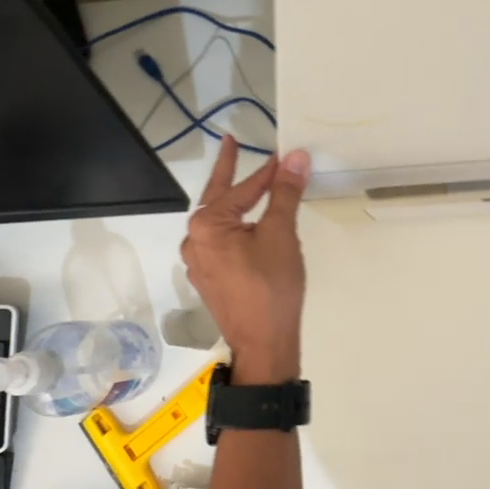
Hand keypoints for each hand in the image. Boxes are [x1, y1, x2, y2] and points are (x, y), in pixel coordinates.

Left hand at [180, 136, 311, 382]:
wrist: (263, 344)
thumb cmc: (271, 286)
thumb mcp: (281, 234)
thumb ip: (285, 193)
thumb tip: (295, 156)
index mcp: (207, 225)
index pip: (242, 187)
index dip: (267, 170)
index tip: (285, 154)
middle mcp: (194, 240)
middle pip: (218, 197)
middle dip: (229, 172)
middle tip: (231, 144)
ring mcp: (199, 262)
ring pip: (218, 221)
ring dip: (232, 200)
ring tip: (244, 183)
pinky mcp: (210, 278)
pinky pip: (220, 241)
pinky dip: (234, 225)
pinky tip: (246, 225)